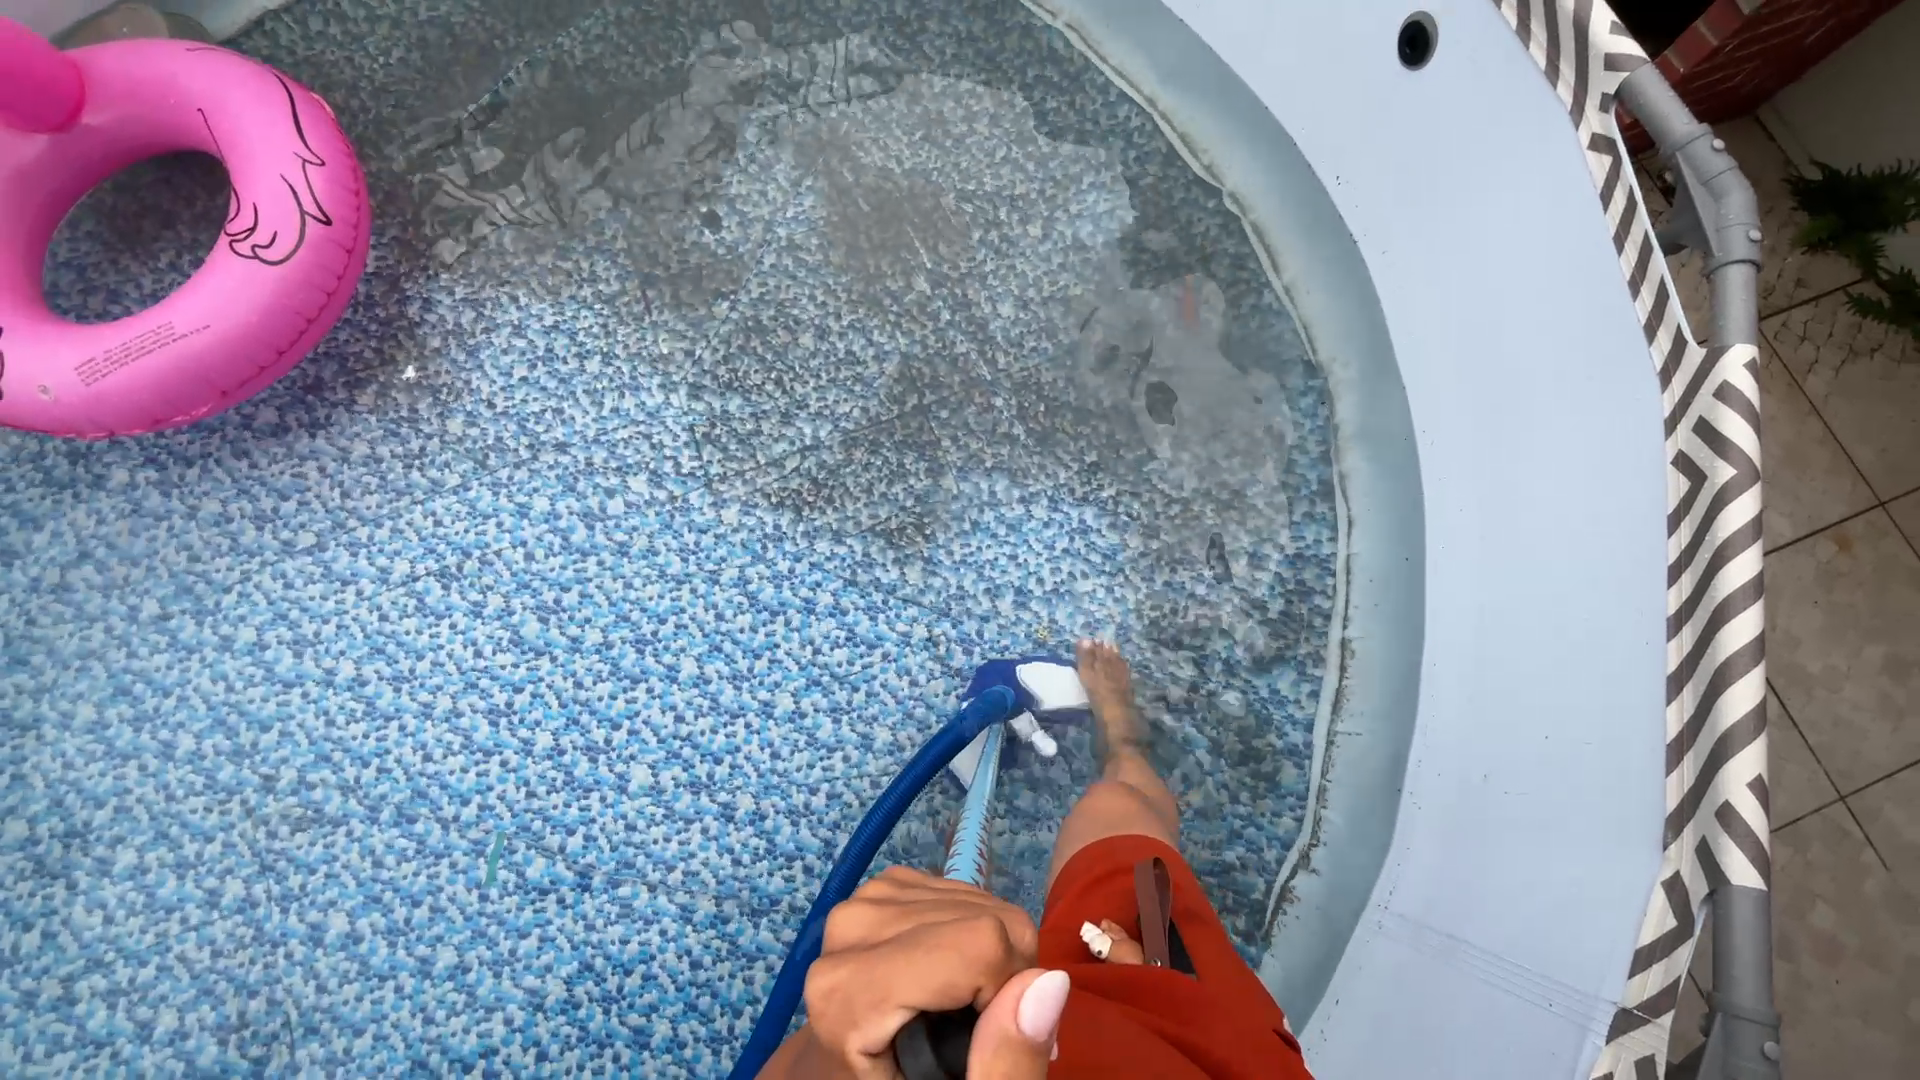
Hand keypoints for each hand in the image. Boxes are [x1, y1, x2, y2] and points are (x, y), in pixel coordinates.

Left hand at [802, 866, 1068, 1078]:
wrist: (851, 1076)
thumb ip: (1003, 1062)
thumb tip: (1047, 981)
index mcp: (848, 991)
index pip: (980, 946)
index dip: (1009, 996)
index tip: (986, 1041)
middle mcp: (850, 928)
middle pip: (987, 921)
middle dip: (1005, 977)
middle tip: (979, 1031)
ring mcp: (867, 898)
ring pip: (983, 903)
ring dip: (993, 955)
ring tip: (963, 1008)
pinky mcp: (888, 882)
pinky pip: (966, 892)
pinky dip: (977, 931)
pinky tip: (952, 973)